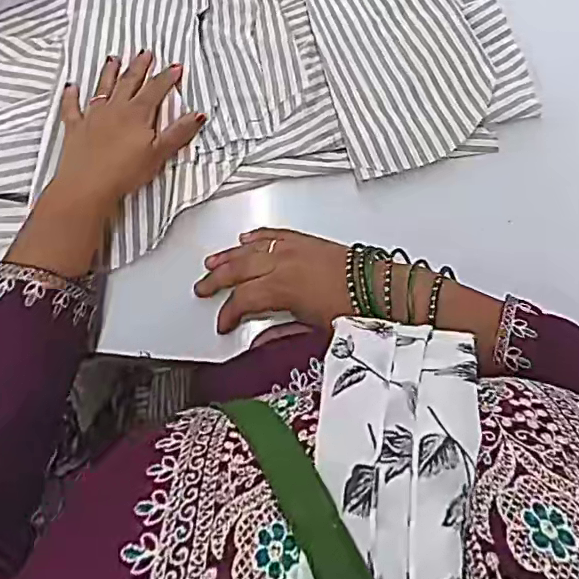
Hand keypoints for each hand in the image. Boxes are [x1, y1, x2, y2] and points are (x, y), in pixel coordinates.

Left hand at [9, 52, 205, 279]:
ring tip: (113, 59)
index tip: (176, 67)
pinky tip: (71, 87)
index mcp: (137, 114)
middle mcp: (115, 109)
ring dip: (109, 72)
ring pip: (103, 88)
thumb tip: (198, 115)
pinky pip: (72, 107)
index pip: (156, 89)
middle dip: (139, 66)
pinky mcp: (75, 128)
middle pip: (129, 82)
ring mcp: (93, 117)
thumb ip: (178, 132)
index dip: (167, 77)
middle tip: (145, 53)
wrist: (86, 187)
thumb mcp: (159, 153)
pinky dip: (71, 96)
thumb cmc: (124, 172)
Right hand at [195, 228, 352, 333]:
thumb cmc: (351, 307)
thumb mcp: (312, 329)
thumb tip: (258, 343)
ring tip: (213, 261)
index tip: (224, 324)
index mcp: (282, 288)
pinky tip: (246, 238)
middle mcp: (284, 263)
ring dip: (229, 256)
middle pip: (239, 270)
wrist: (375, 286)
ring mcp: (293, 249)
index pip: (242, 300)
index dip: (228, 313)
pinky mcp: (304, 240)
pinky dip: (257, 236)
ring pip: (251, 249)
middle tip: (202, 288)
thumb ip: (280, 335)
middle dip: (217, 280)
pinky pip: (273, 234)